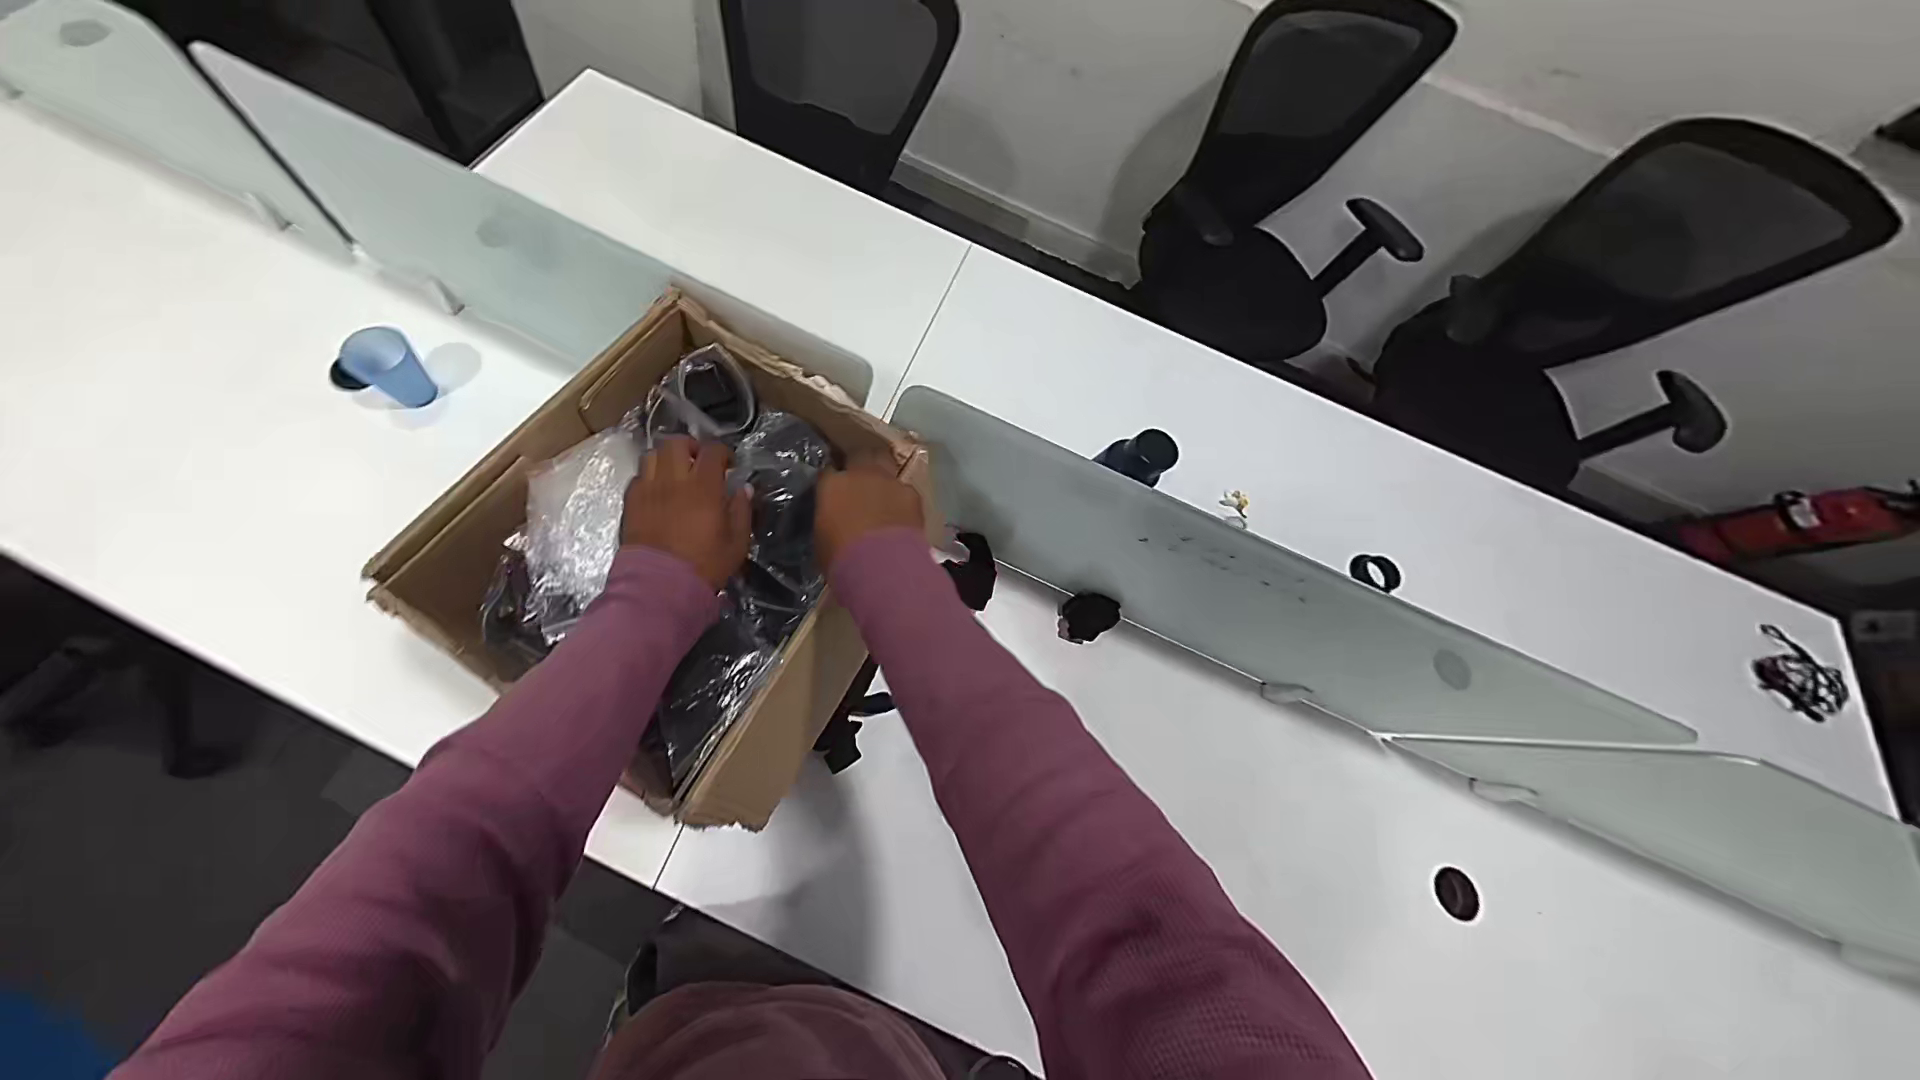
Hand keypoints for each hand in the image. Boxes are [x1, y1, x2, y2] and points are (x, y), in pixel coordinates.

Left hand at [623, 437, 750, 589]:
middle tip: (699, 463)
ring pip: (653, 454)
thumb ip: (742, 511)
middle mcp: (674, 480)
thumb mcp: (737, 542)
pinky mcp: (631, 502)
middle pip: (677, 443)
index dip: (723, 452)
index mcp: (704, 487)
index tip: (729, 465)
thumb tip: (743, 489)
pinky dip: (651, 477)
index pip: (712, 451)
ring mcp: (648, 489)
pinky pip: (639, 476)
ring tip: (677, 474)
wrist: (660, 585)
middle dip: (691, 447)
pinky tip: (660, 492)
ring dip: (667, 458)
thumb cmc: (705, 564)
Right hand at [815, 454, 922, 570]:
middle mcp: (860, 475)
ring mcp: (889, 481)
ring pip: (885, 463)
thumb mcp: (822, 540)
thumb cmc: (841, 558)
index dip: (832, 478)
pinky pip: (905, 489)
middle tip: (860, 477)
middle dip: (860, 461)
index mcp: (832, 486)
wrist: (881, 565)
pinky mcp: (912, 494)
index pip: (828, 471)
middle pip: (860, 454)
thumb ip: (828, 521)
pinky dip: (903, 498)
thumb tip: (833, 522)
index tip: (834, 487)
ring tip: (883, 491)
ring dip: (883, 475)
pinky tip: (903, 512)